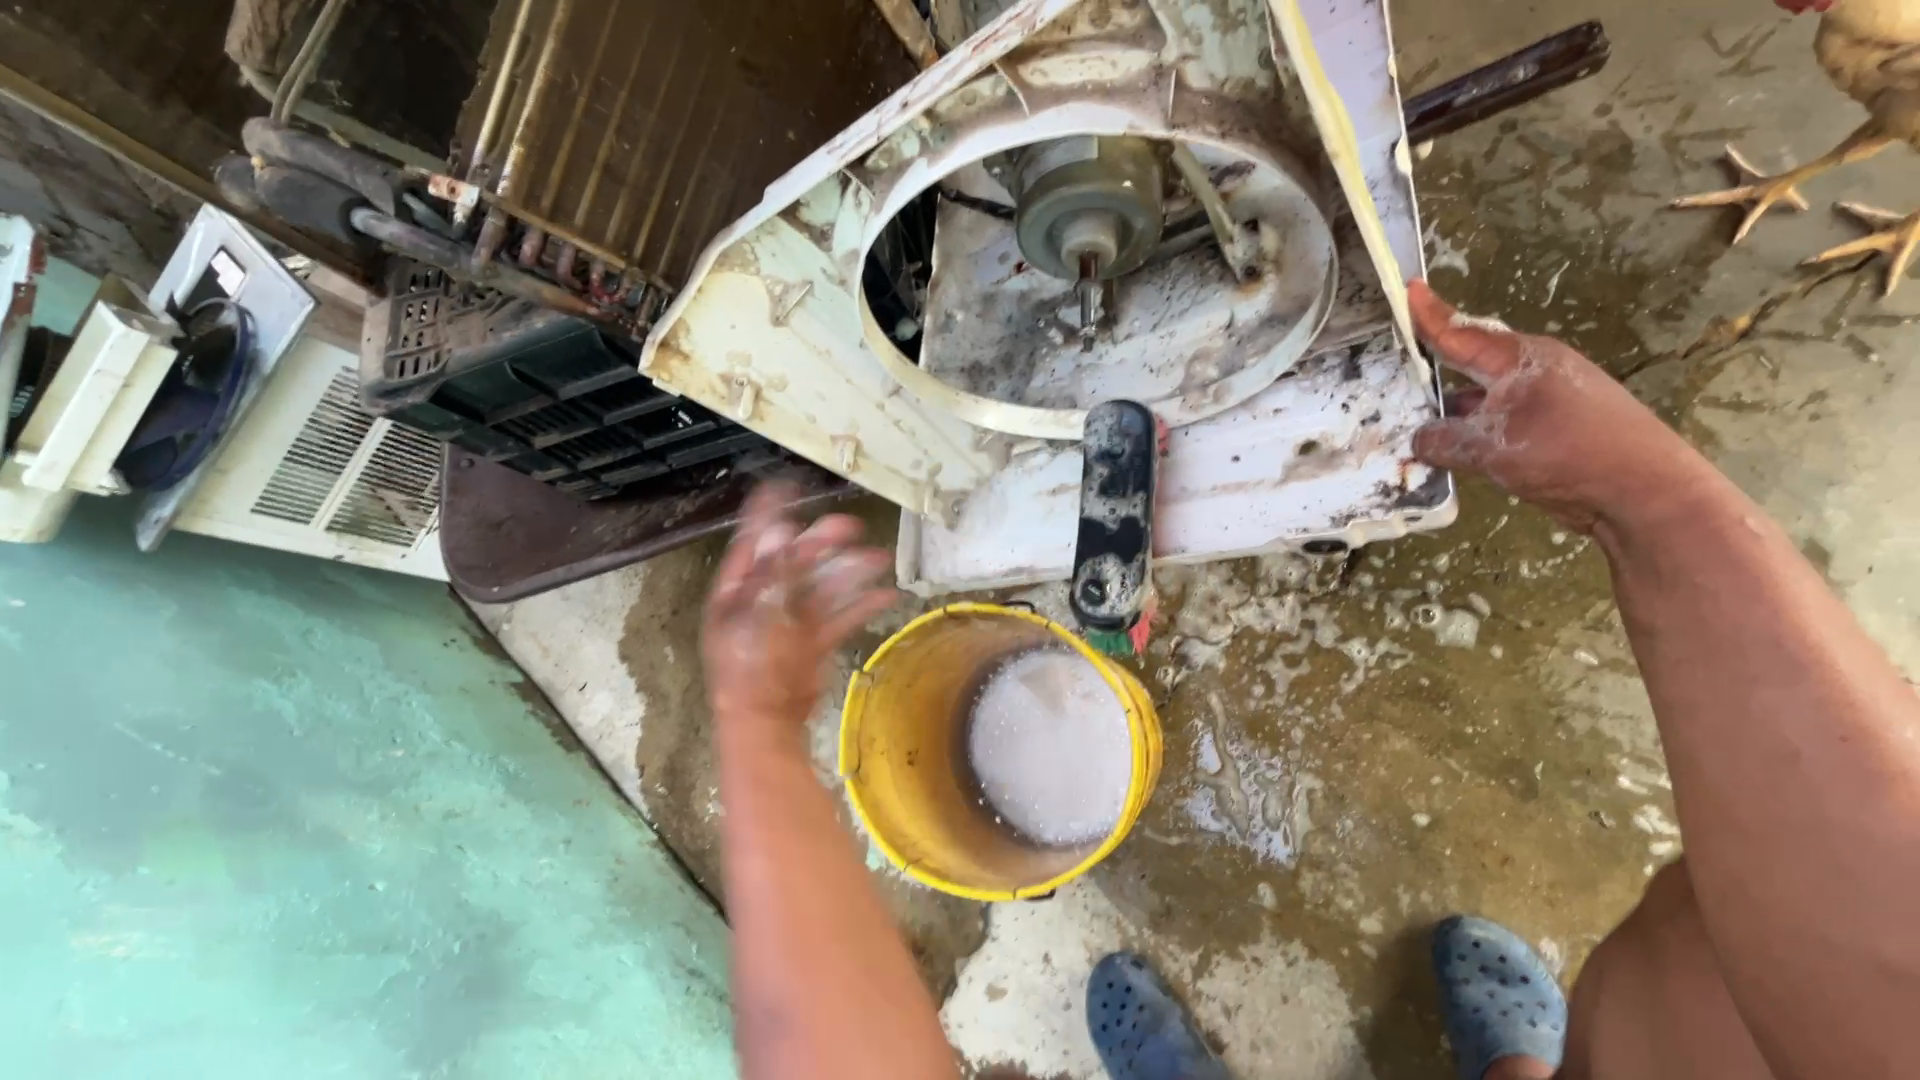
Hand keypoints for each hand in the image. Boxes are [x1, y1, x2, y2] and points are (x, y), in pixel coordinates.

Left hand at [701, 482, 897, 740]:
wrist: (766, 723)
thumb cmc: (754, 670)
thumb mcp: (760, 617)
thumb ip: (774, 574)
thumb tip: (780, 530)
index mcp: (737, 594)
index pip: (751, 544)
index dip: (766, 515)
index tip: (785, 486)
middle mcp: (762, 602)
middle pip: (794, 562)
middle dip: (822, 542)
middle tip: (849, 525)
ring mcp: (789, 623)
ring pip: (823, 587)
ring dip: (849, 571)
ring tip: (879, 556)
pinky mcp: (813, 643)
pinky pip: (840, 617)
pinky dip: (861, 606)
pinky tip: (886, 594)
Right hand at [1408, 280, 1716, 533]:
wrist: (1642, 492)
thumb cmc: (1567, 453)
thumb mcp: (1491, 447)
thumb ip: (1445, 440)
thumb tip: (1419, 439)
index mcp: (1520, 359)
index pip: (1461, 332)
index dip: (1430, 314)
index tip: (1408, 288)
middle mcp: (1531, 372)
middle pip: (1469, 362)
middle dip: (1434, 362)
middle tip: (1396, 359)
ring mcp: (1542, 401)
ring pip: (1479, 397)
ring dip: (1447, 407)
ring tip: (1410, 415)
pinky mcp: (1547, 431)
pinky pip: (1492, 423)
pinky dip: (1466, 432)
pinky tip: (1445, 448)